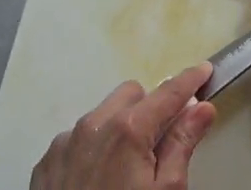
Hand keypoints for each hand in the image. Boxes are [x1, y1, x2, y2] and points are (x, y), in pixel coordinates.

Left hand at [30, 63, 216, 189]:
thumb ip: (182, 145)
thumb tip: (202, 108)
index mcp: (129, 129)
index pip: (169, 92)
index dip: (190, 79)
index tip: (205, 71)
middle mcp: (94, 124)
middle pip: (132, 95)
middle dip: (149, 108)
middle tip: (158, 140)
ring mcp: (65, 143)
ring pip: (102, 114)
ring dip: (118, 126)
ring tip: (123, 165)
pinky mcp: (45, 163)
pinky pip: (75, 138)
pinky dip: (92, 147)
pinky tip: (95, 179)